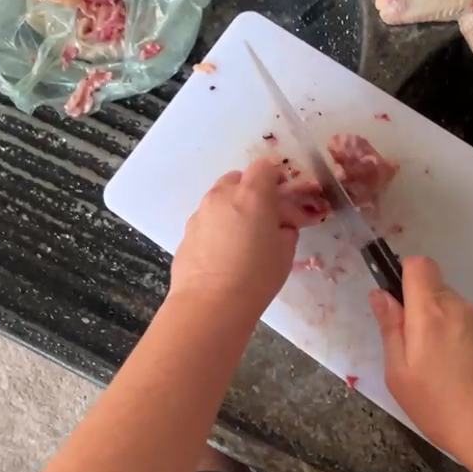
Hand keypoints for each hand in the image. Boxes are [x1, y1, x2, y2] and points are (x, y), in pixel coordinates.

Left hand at [169, 158, 297, 320]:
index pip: (264, 167)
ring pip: (219, 198)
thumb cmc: (256, 276)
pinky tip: (223, 251)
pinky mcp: (187, 231)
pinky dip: (217, 225)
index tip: (283, 193)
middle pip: (237, 178)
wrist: (209, 303)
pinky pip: (206, 219)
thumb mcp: (285, 253)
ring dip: (232, 206)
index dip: (275, 177)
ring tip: (242, 235)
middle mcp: (222, 196)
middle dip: (252, 190)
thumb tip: (281, 225)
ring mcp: (200, 213)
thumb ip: (286, 230)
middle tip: (263, 214)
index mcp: (251, 194)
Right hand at [370, 257, 472, 459]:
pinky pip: (464, 323)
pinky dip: (454, 336)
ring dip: (436, 323)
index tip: (396, 302)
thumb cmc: (442, 407)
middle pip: (432, 286)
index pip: (418, 263)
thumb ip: (390, 328)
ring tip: (433, 365)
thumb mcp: (400, 374)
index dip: (403, 274)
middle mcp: (458, 306)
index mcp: (430, 310)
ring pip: (448, 306)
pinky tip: (455, 371)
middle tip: (409, 346)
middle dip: (417, 306)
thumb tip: (379, 295)